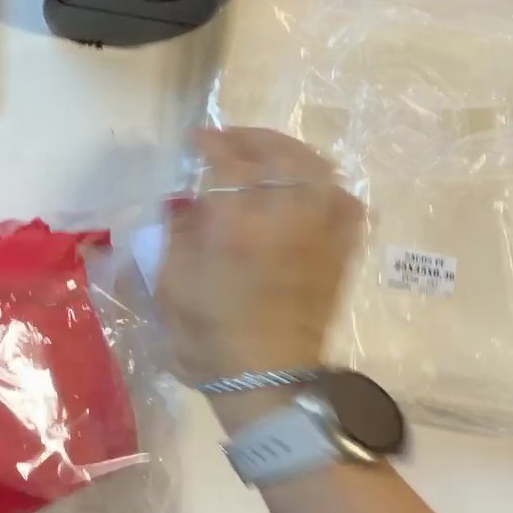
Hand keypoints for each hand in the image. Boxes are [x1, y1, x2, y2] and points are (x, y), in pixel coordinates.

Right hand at [159, 128, 363, 427]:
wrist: (263, 375)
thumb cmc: (204, 333)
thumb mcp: (170, 284)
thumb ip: (178, 235)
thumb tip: (186, 204)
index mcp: (237, 228)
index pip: (229, 164)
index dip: (212, 144)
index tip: (196, 138)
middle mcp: (287, 219)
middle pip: (281, 155)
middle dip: (253, 139)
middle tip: (229, 139)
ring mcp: (322, 231)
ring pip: (318, 169)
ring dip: (290, 153)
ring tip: (267, 155)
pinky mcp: (342, 248)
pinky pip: (342, 198)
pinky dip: (322, 183)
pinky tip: (306, 188)